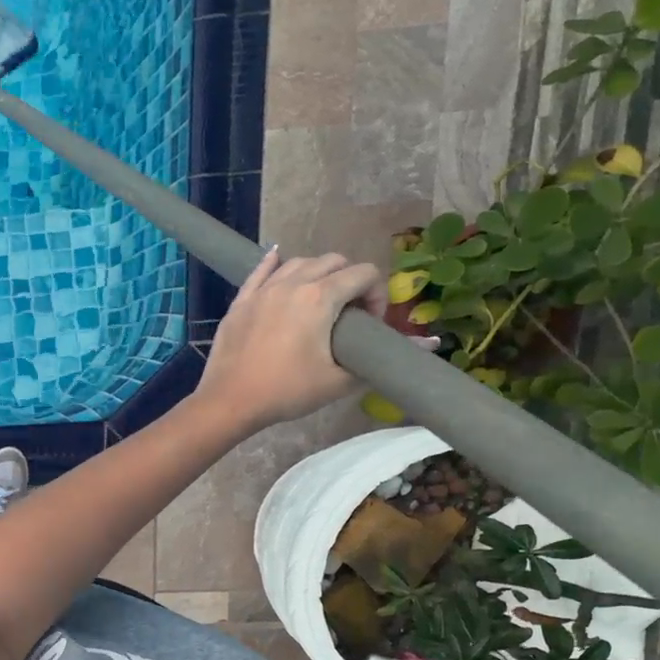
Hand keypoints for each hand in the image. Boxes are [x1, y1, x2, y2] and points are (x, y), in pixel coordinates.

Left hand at [196, 248, 386, 431]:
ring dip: (316, 272)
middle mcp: (290, 284)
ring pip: (297, 263)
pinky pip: (258, 271)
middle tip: (347, 312)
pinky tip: (277, 256)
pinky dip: (272, 262)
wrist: (228, 402)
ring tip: (319, 299)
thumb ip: (382, 357)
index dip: (376, 294)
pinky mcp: (239, 303)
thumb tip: (430, 345)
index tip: (369, 323)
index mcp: (319, 297)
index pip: (363, 274)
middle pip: (332, 262)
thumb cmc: (286, 392)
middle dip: (349, 279)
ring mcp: (260, 291)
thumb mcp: (340, 379)